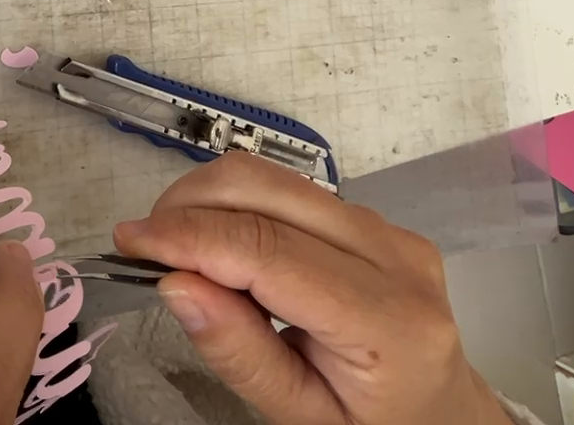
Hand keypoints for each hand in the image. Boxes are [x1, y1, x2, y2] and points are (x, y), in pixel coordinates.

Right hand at [113, 153, 510, 424]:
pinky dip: (228, 203)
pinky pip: (277, 184)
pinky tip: (219, 245)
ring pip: (262, 173)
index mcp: (386, 319)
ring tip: (181, 249)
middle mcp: (391, 252)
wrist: (446, 424)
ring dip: (202, 198)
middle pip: (258, 186)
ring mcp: (382, 225)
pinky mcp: (366, 215)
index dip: (185, 235)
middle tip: (148, 248)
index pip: (263, 248)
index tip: (127, 242)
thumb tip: (174, 282)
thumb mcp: (303, 421)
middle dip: (185, 204)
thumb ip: (240, 355)